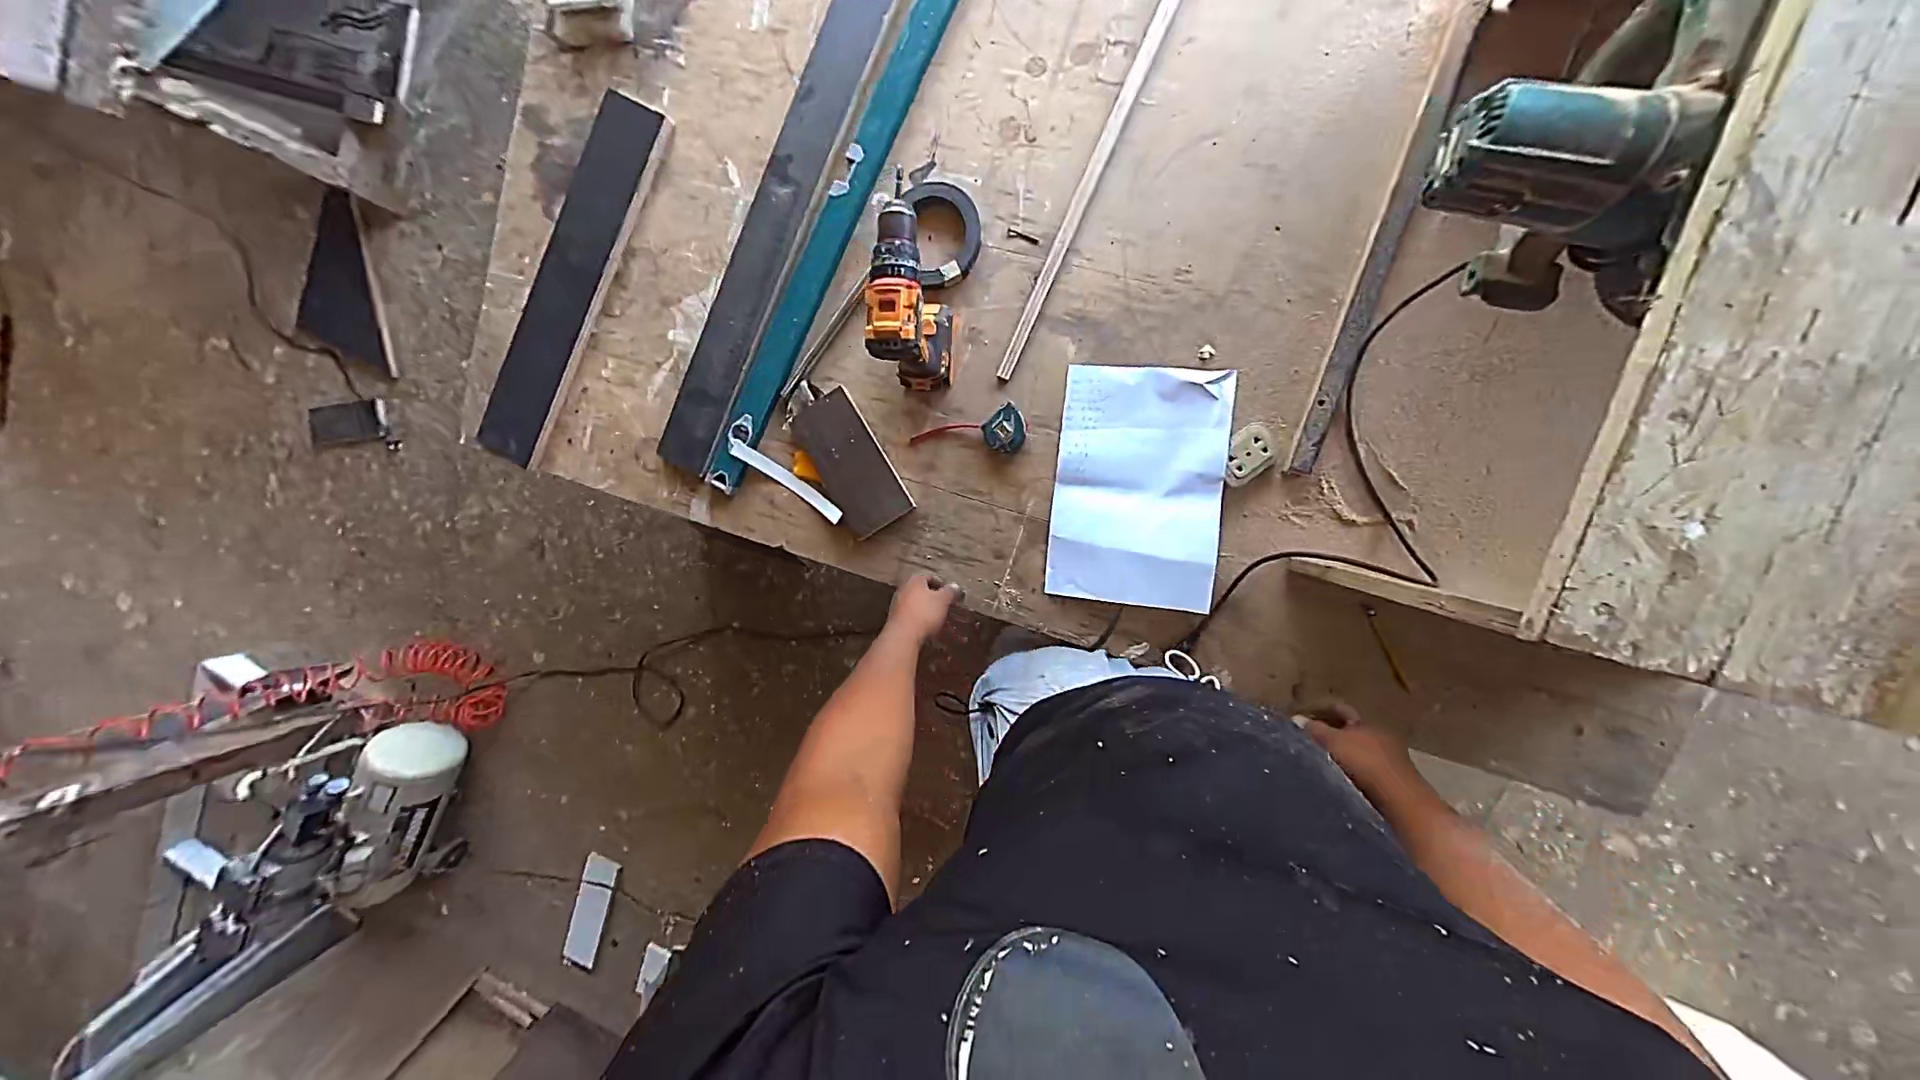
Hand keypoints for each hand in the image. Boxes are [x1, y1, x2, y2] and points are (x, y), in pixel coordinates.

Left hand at [886, 574, 959, 643]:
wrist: (903, 635)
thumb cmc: (925, 613)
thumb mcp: (943, 600)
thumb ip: (950, 591)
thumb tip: (955, 586)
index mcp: (915, 580)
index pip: (930, 578)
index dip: (942, 585)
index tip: (951, 594)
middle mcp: (903, 589)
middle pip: (922, 591)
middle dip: (933, 598)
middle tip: (945, 606)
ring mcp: (897, 604)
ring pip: (916, 603)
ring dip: (925, 608)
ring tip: (937, 618)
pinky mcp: (895, 618)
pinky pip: (910, 615)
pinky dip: (919, 618)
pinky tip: (926, 626)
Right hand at [1297, 701, 1422, 801]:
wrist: (1400, 802)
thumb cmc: (1364, 763)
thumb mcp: (1332, 742)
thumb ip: (1314, 729)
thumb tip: (1296, 718)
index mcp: (1367, 723)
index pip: (1340, 710)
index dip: (1322, 712)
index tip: (1303, 719)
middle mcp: (1380, 737)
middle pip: (1350, 731)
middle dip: (1332, 735)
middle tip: (1308, 742)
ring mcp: (1389, 760)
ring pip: (1357, 752)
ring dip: (1342, 757)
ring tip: (1320, 764)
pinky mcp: (1392, 783)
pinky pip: (1364, 772)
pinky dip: (1351, 774)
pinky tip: (1338, 781)